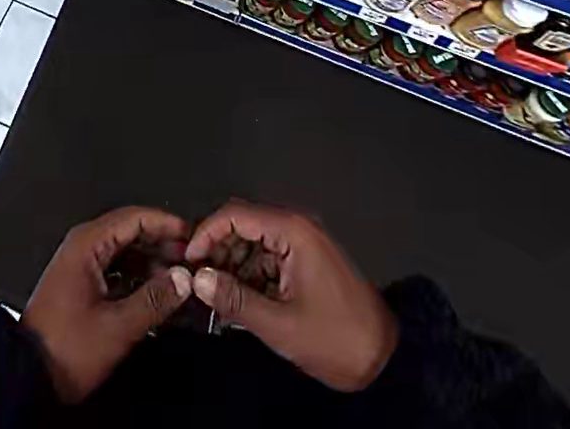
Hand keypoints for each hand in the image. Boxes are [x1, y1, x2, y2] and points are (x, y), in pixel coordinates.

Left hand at [22, 206, 193, 402]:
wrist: (24, 381)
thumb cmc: (61, 351)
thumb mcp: (115, 327)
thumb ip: (154, 299)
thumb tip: (183, 279)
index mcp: (87, 244)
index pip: (136, 217)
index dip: (166, 224)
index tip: (190, 236)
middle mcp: (83, 246)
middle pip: (132, 230)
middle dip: (162, 242)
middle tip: (188, 258)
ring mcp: (81, 263)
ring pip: (126, 249)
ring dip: (153, 259)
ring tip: (176, 277)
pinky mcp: (82, 282)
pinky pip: (118, 266)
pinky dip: (139, 273)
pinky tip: (156, 290)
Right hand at [184, 201, 395, 391]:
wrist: (381, 356)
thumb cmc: (334, 338)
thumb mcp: (279, 324)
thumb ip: (235, 299)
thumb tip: (198, 278)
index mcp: (293, 230)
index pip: (236, 214)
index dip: (207, 233)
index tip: (188, 261)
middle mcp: (297, 226)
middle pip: (243, 223)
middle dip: (216, 249)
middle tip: (196, 281)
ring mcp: (302, 242)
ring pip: (253, 241)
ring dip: (231, 263)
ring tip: (212, 295)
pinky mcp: (304, 260)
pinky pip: (267, 257)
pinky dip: (248, 274)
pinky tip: (235, 299)